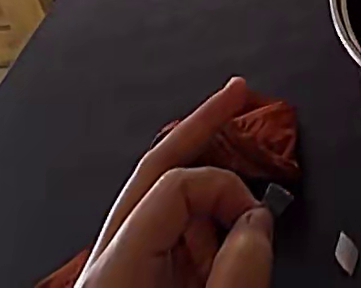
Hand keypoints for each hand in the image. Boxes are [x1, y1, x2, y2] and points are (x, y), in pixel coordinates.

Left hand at [76, 77, 273, 287]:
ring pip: (160, 199)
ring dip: (209, 188)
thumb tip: (259, 218)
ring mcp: (109, 280)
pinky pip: (163, 232)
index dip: (227, 186)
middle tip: (236, 92)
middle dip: (200, 124)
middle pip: (154, 168)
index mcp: (112, 275)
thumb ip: (241, 266)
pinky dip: (200, 220)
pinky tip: (223, 236)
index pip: (178, 183)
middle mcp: (101, 271)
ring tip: (244, 207)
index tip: (256, 216)